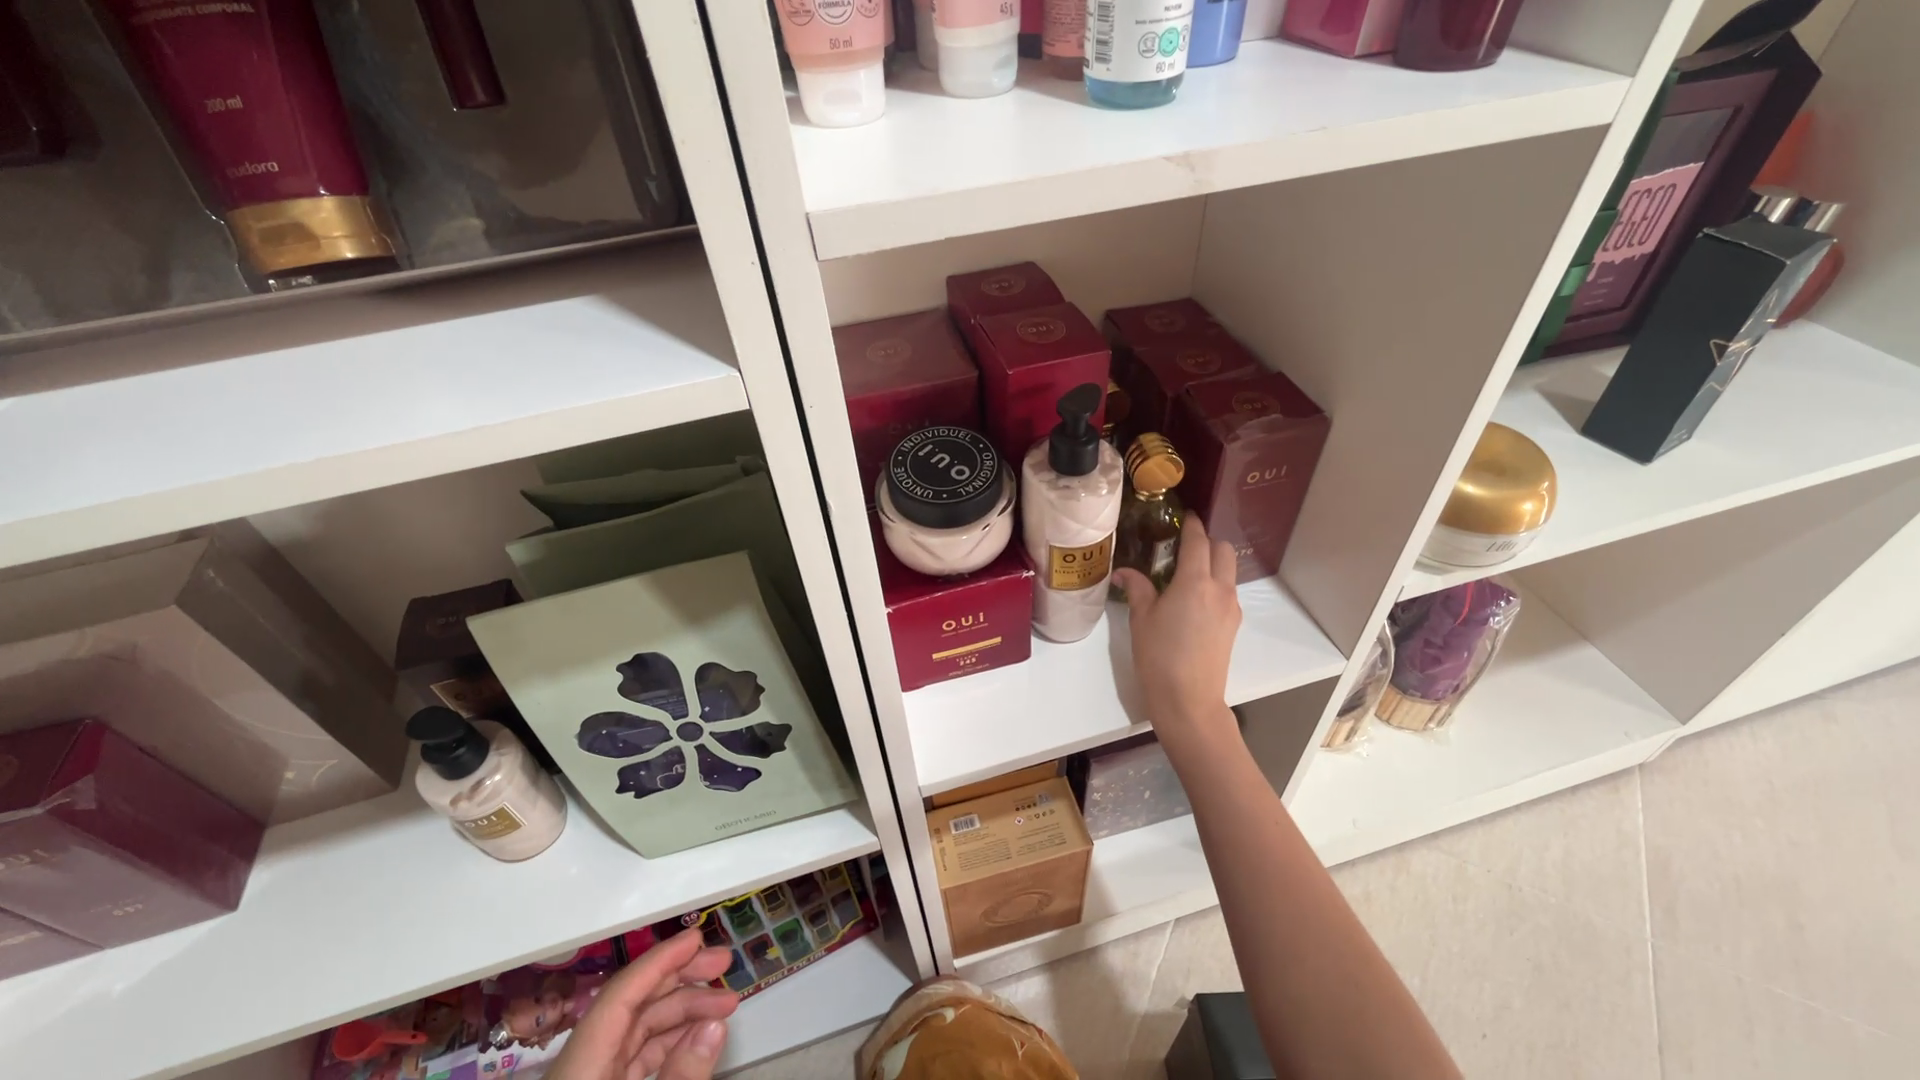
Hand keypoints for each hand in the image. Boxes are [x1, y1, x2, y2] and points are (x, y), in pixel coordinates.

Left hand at [550, 928, 738, 1079]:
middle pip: (628, 1009)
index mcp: (578, 1069)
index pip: (618, 997)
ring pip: (634, 1034)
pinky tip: (698, 1035)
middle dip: (678, 982)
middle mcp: (579, 1069)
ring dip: (680, 1014)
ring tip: (724, 1004)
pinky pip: (634, 1059)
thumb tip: (715, 1024)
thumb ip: (681, 1075)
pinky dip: (668, 1042)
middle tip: (722, 964)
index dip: (658, 962)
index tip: (696, 938)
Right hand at [1112, 515, 1241, 749]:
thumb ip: (1137, 588)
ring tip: (1186, 574)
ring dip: (1213, 564)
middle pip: (1223, 550)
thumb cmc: (1159, 657)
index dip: (1191, 525)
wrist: (1188, 700)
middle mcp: (1220, 589)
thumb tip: (1124, 572)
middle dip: (1207, 542)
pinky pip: (1228, 592)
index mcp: (1194, 582)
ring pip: (1229, 571)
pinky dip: (1215, 584)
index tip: (1184, 516)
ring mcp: (1231, 608)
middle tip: (1184, 546)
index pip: (1198, 541)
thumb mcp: (1141, 619)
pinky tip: (1193, 600)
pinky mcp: (1234, 625)